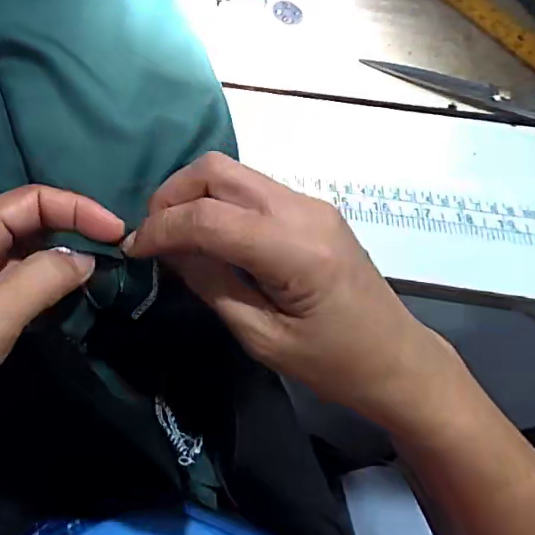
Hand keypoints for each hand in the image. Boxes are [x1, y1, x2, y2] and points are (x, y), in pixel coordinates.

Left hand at [0, 185, 125, 453]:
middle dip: (78, 227)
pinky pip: (34, 271)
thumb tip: (89, 258)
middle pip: (38, 217)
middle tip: (120, 245)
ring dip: (72, 251)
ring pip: (39, 244)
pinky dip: (60, 275)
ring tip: (110, 261)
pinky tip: (83, 284)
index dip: (79, 209)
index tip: (117, 230)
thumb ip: (45, 277)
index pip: (34, 200)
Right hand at [125, 153, 457, 427]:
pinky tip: (209, 235)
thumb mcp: (262, 338)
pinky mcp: (310, 207)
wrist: (401, 360)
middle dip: (171, 195)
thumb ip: (212, 284)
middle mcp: (302, 209)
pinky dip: (217, 201)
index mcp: (295, 249)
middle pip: (216, 170)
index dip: (161, 228)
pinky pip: (250, 187)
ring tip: (174, 235)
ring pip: (231, 171)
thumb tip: (168, 250)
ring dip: (192, 195)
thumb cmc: (335, 364)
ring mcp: (309, 202)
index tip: (132, 250)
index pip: (208, 216)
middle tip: (152, 235)